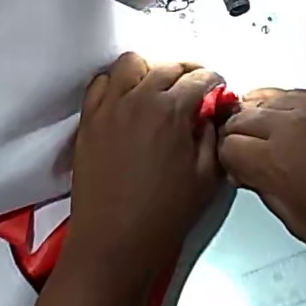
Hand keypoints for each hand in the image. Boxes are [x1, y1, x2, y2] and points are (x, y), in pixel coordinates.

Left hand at [65, 53, 225, 270]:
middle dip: (185, 71)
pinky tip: (125, 96)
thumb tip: (208, 116)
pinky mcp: (89, 117)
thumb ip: (212, 139)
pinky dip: (115, 82)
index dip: (212, 80)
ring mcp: (111, 105)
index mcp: (171, 112)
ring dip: (149, 69)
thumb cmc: (162, 218)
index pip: (198, 79)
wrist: (114, 243)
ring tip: (157, 84)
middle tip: (192, 84)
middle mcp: (140, 98)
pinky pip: (101, 82)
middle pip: (167, 66)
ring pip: (131, 63)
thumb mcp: (206, 181)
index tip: (216, 84)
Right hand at [218, 89, 305, 271]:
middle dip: (234, 135)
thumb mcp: (303, 224)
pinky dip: (276, 105)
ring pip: (259, 97)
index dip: (226, 160)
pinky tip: (283, 123)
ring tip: (261, 136)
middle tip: (242, 154)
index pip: (227, 146)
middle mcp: (289, 124)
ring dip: (253, 115)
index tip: (233, 168)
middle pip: (238, 116)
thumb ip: (267, 192)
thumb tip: (251, 175)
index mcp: (278, 160)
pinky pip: (286, 92)